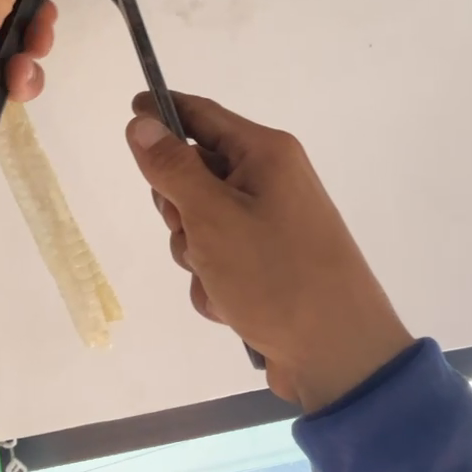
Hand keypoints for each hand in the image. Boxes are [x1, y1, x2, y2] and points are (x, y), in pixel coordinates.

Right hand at [125, 93, 413, 412]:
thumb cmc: (277, 276)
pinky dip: (214, 277)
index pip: (200, 114)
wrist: (342, 361)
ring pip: (200, 218)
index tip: (129, 110)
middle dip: (178, 204)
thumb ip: (171, 167)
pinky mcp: (268, 261)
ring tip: (217, 276)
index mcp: (264, 154)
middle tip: (188, 228)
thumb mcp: (213, 217)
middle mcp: (269, 180)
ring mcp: (270, 222)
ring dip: (194, 249)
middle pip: (195, 170)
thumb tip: (141, 121)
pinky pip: (218, 255)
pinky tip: (231, 303)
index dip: (162, 110)